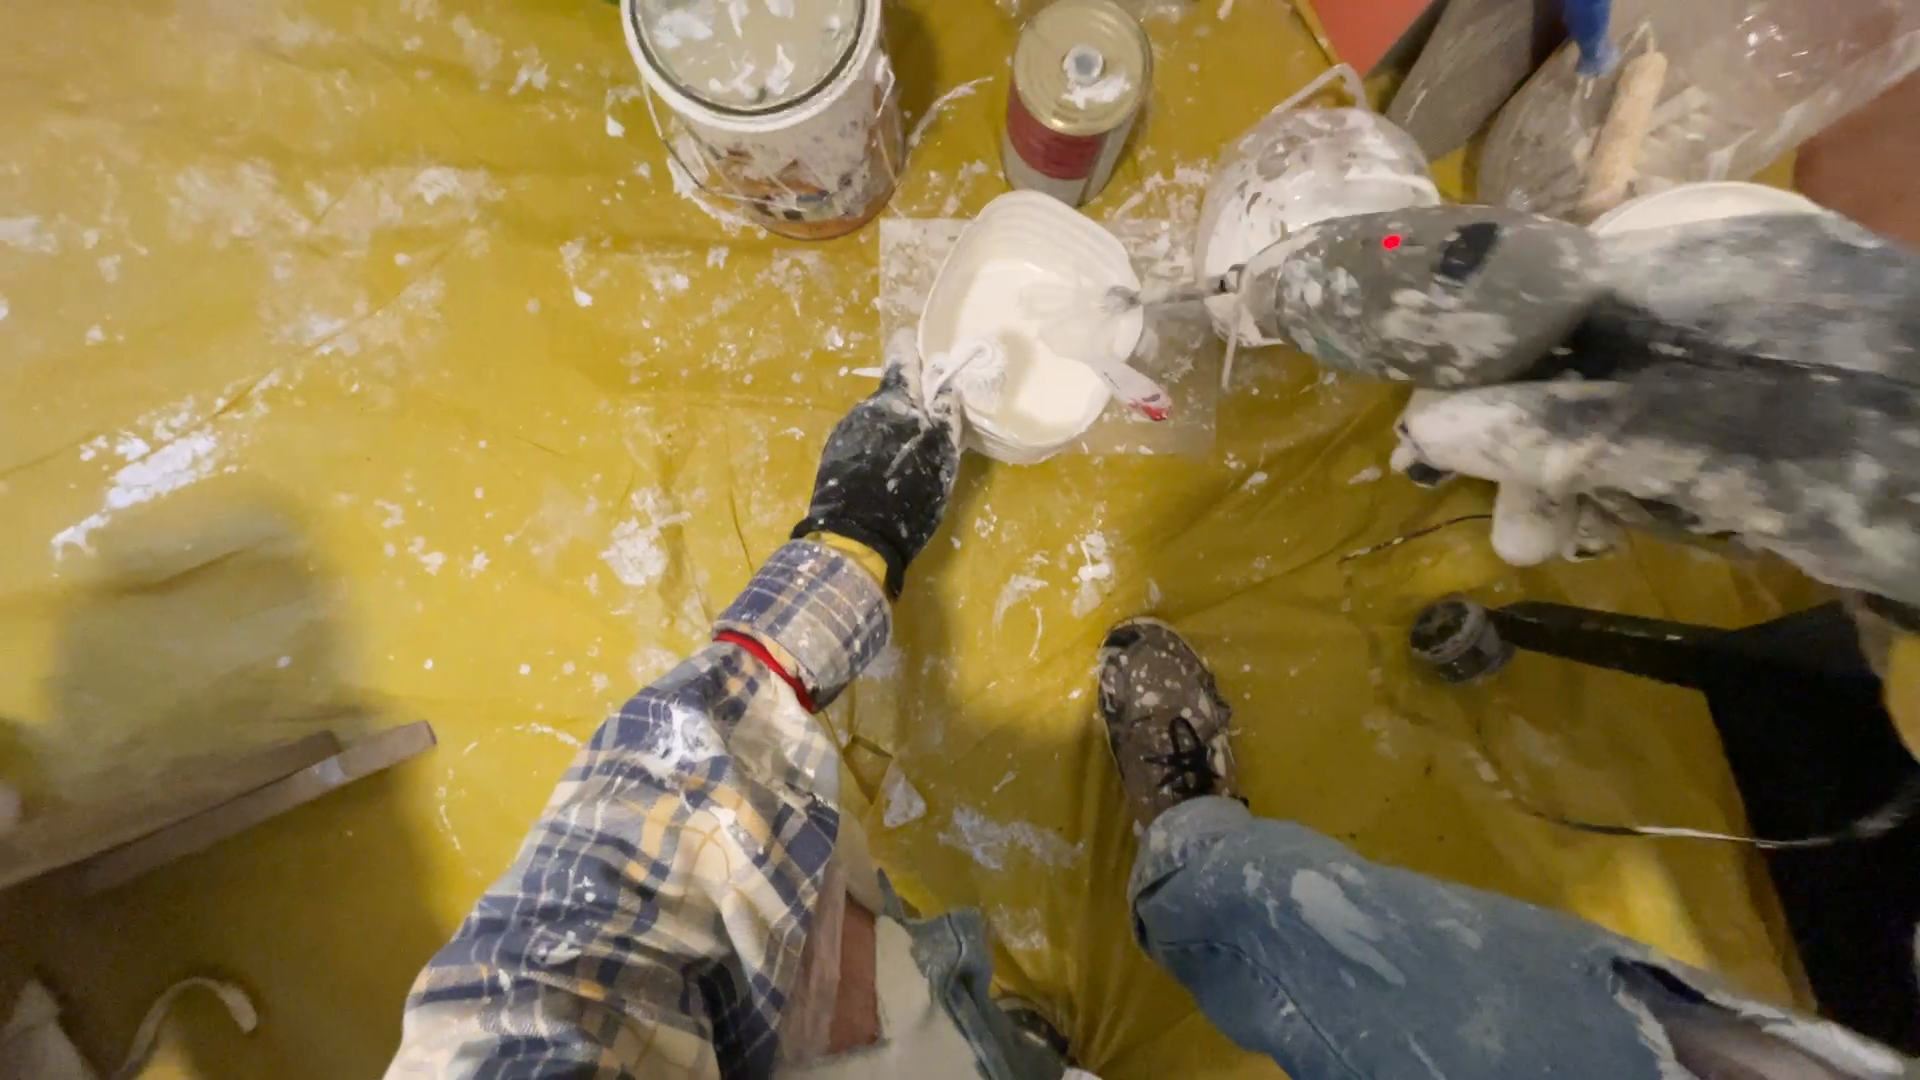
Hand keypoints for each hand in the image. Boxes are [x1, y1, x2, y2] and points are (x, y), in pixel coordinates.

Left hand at [792, 331, 961, 596]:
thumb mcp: (941, 457)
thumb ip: (945, 417)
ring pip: (878, 421)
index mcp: (893, 401)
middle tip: (930, 427)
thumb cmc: (908, 493)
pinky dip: (877, 450)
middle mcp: (864, 408)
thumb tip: (948, 386)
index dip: (913, 349)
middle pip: (893, 395)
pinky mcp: (833, 457)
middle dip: (911, 404)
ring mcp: (845, 432)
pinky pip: (862, 442)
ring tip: (907, 460)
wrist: (855, 537)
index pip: (903, 358)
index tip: (922, 346)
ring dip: (893, 431)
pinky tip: (884, 475)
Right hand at [1391, 213, 1919, 609]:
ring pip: (1584, 402)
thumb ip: (1570, 432)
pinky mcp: (1732, 400)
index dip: (1466, 366)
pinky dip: (1606, 480)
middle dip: (1511, 441)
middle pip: (1550, 358)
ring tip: (1539, 546)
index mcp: (1697, 267)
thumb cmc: (1895, 460)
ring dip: (1552, 475)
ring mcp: (1716, 349)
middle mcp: (1696, 294)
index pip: (1528, 297)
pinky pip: (1629, 432)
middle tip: (1481, 511)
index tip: (1425, 436)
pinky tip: (1604, 521)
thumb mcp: (1728, 447)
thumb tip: (1427, 433)